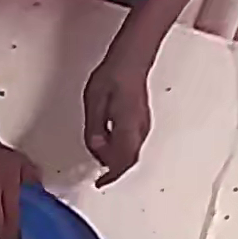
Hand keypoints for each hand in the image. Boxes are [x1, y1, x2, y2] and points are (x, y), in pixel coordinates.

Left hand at [83, 50, 151, 186]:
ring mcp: (143, 122)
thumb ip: (94, 132)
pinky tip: (111, 147)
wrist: (132, 55)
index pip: (122, 160)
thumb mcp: (94, 105)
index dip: (111, 176)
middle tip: (101, 176)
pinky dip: (122, 150)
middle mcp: (139, 127)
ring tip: (102, 160)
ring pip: (133, 152)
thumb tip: (96, 149)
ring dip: (118, 160)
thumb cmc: (114, 75)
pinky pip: (134, 142)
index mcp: (127, 126)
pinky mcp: (142, 118)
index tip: (100, 183)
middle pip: (129, 159)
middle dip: (114, 170)